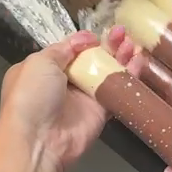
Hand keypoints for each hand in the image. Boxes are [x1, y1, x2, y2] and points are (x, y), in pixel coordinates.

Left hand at [0, 27, 139, 171]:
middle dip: (107, 45)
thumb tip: (84, 39)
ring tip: (133, 43)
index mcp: (44, 70)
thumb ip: (64, 48)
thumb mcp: (40, 62)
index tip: (96, 35)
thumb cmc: (32, 95)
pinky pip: (117, 91)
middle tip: (122, 32)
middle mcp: (64, 83)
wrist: (39, 139)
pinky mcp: (101, 112)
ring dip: (120, 57)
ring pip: (107, 73)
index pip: (69, 51)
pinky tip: (139, 61)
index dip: (84, 41)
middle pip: (91, 60)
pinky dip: (129, 76)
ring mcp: (84, 98)